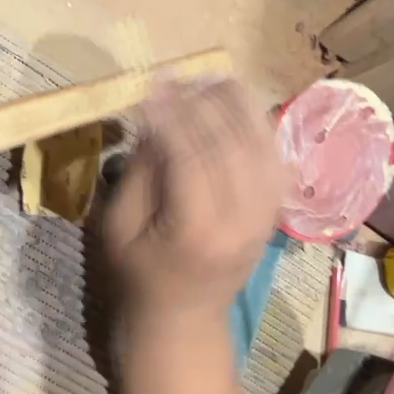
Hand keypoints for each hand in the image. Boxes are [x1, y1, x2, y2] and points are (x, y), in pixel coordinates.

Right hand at [105, 79, 286, 324]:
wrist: (182, 318)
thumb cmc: (137, 274)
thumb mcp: (118, 227)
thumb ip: (141, 173)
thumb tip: (156, 120)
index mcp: (195, 230)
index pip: (190, 157)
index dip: (172, 115)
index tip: (154, 84)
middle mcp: (240, 222)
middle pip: (232, 145)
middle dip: (206, 103)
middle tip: (181, 75)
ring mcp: (265, 218)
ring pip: (262, 148)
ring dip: (239, 108)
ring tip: (212, 81)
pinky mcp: (274, 214)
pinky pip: (276, 160)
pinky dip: (261, 129)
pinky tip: (240, 109)